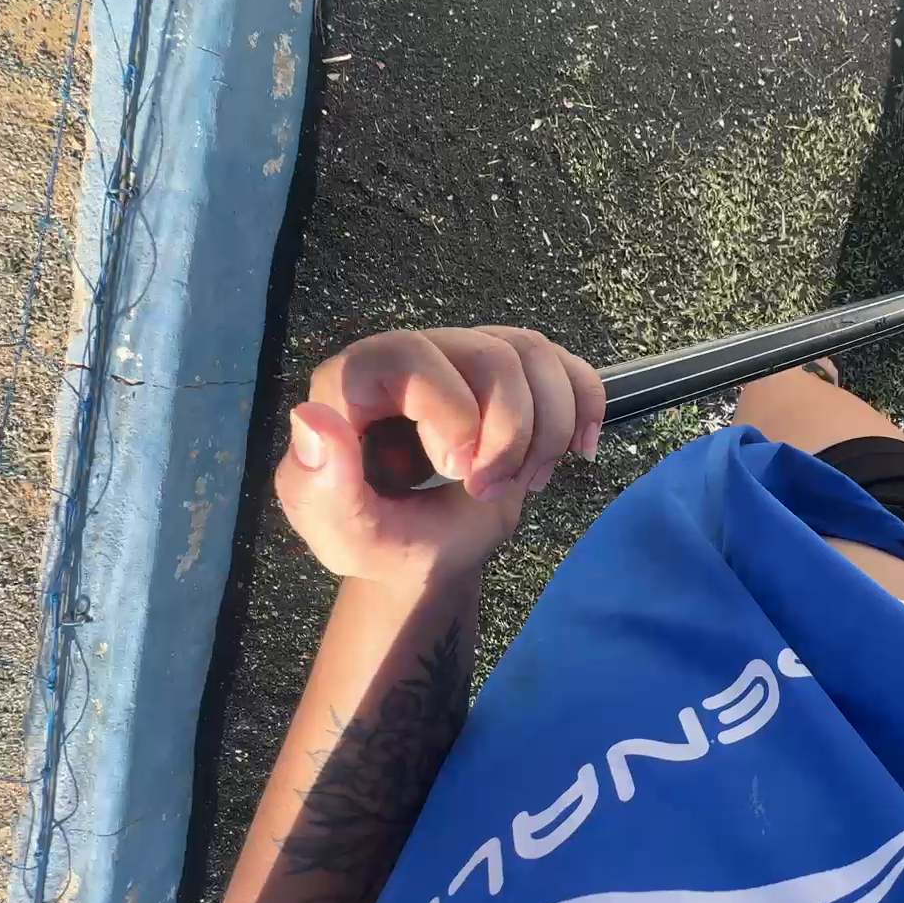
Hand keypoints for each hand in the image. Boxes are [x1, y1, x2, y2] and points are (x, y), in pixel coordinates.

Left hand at [274, 327, 605, 587]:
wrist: (432, 548)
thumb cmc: (386, 541)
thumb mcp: (343, 533)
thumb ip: (318, 487)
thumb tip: (315, 419)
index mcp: (360, 381)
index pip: (415, 355)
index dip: (452, 410)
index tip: (461, 472)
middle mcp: (421, 354)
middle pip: (493, 354)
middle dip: (511, 433)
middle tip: (492, 489)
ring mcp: (477, 359)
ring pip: (538, 356)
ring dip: (550, 429)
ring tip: (528, 479)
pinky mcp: (525, 376)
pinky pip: (572, 368)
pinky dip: (587, 408)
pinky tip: (579, 449)